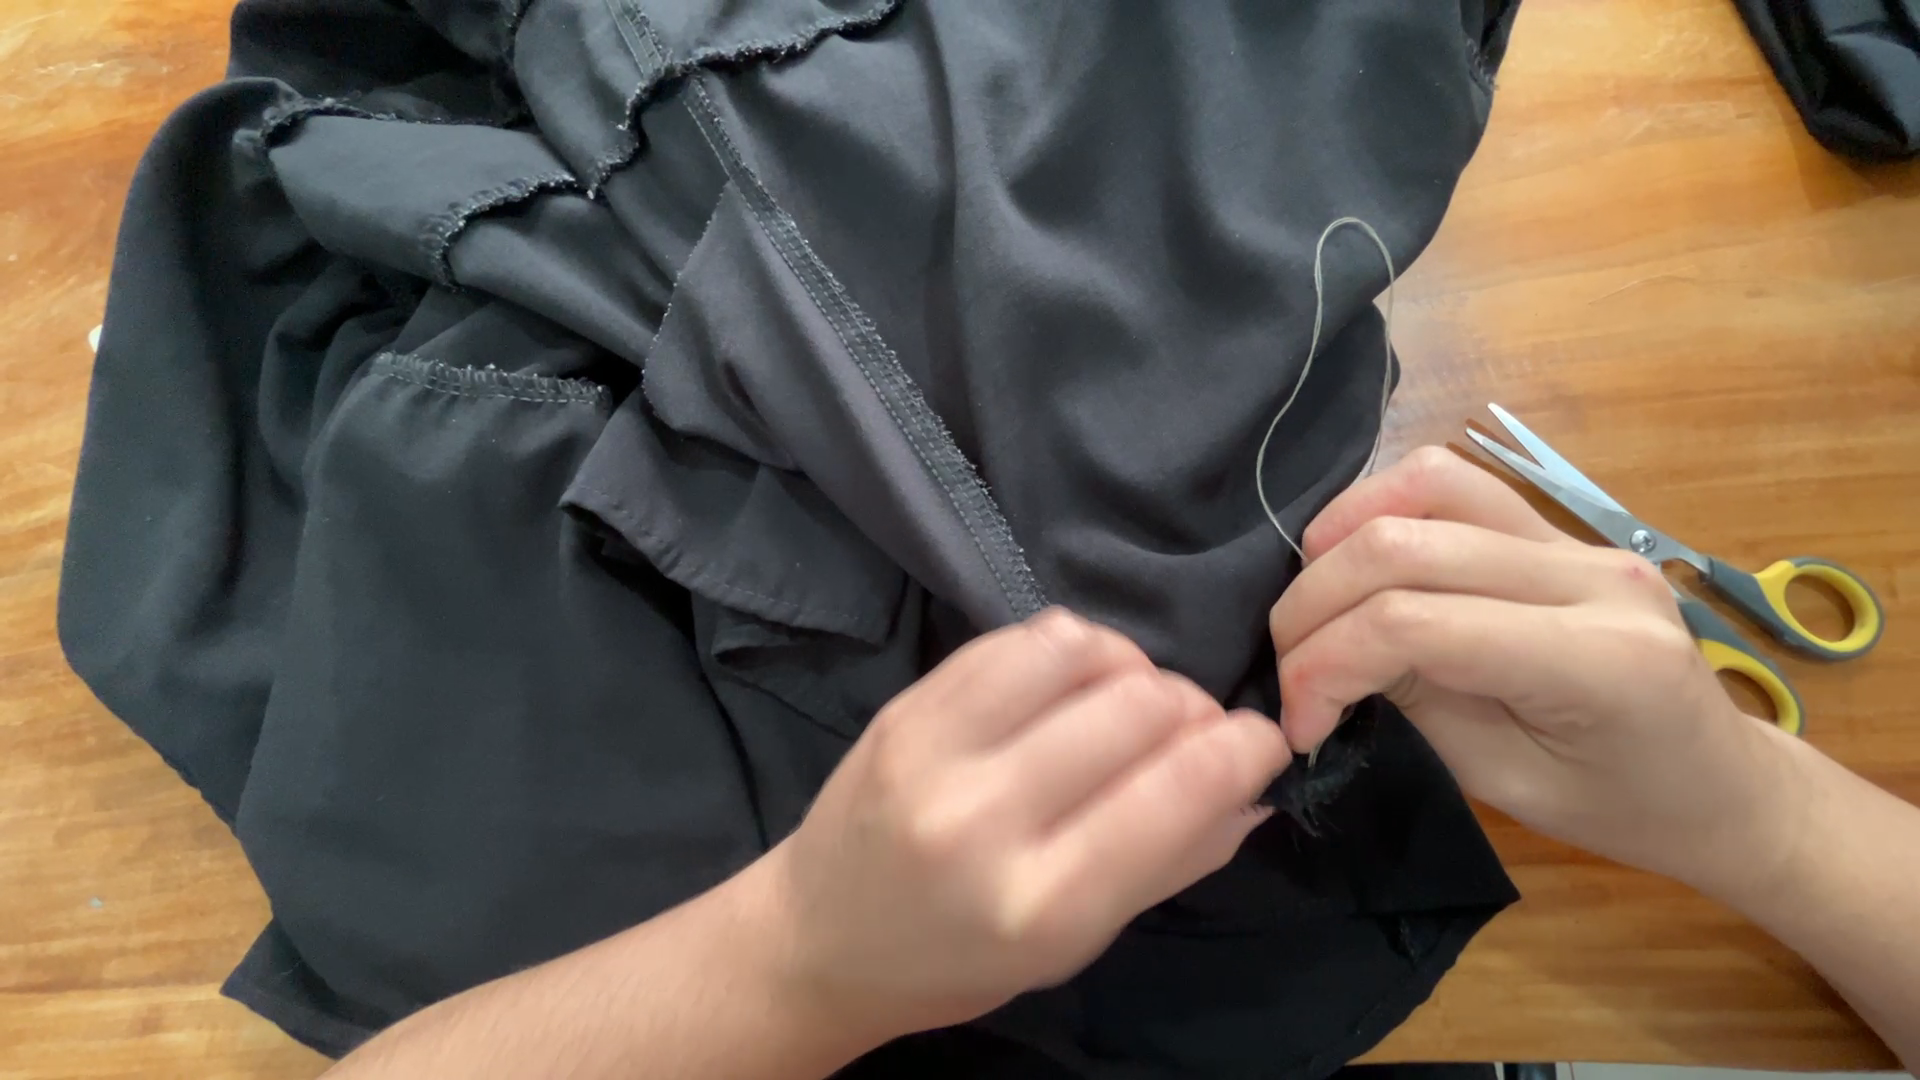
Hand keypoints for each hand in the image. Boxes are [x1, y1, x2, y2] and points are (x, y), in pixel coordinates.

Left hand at [751, 609, 1290, 1040]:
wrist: (820, 934)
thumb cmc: (957, 959)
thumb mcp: (1074, 943)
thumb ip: (1170, 862)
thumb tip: (1251, 789)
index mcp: (1043, 903)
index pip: (1177, 789)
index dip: (1243, 746)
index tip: (1261, 738)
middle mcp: (985, 815)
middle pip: (1132, 707)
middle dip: (1191, 704)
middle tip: (1192, 724)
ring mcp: (935, 747)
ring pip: (1073, 649)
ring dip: (1129, 661)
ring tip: (1129, 694)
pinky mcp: (906, 704)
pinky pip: (1013, 639)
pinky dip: (1067, 646)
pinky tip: (1071, 678)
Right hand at [1267, 447, 1804, 896]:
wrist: (1721, 782)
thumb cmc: (1618, 804)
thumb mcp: (1499, 778)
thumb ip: (1406, 698)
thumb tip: (1315, 661)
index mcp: (1595, 659)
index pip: (1407, 623)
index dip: (1321, 665)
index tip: (1296, 722)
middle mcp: (1587, 572)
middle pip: (1397, 546)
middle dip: (1310, 609)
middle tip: (1287, 667)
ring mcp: (1572, 532)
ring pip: (1419, 484)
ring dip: (1334, 538)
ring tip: (1314, 601)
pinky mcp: (1548, 521)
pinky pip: (1442, 481)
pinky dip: (1373, 509)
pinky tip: (1353, 558)